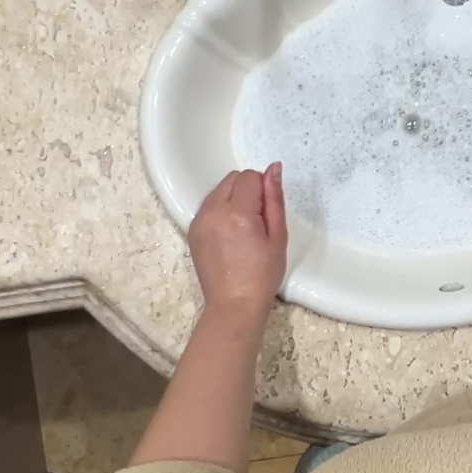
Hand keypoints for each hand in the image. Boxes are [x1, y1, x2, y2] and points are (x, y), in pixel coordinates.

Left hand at [189, 163, 287, 316]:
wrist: (234, 304)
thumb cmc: (262, 274)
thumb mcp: (278, 237)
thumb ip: (274, 199)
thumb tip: (273, 168)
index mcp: (238, 214)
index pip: (249, 177)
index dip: (263, 190)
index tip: (266, 214)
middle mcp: (214, 212)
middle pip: (232, 179)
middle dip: (248, 191)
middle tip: (257, 221)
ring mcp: (199, 221)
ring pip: (219, 190)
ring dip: (234, 199)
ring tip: (243, 229)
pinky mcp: (193, 230)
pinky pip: (209, 205)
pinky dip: (221, 210)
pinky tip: (230, 234)